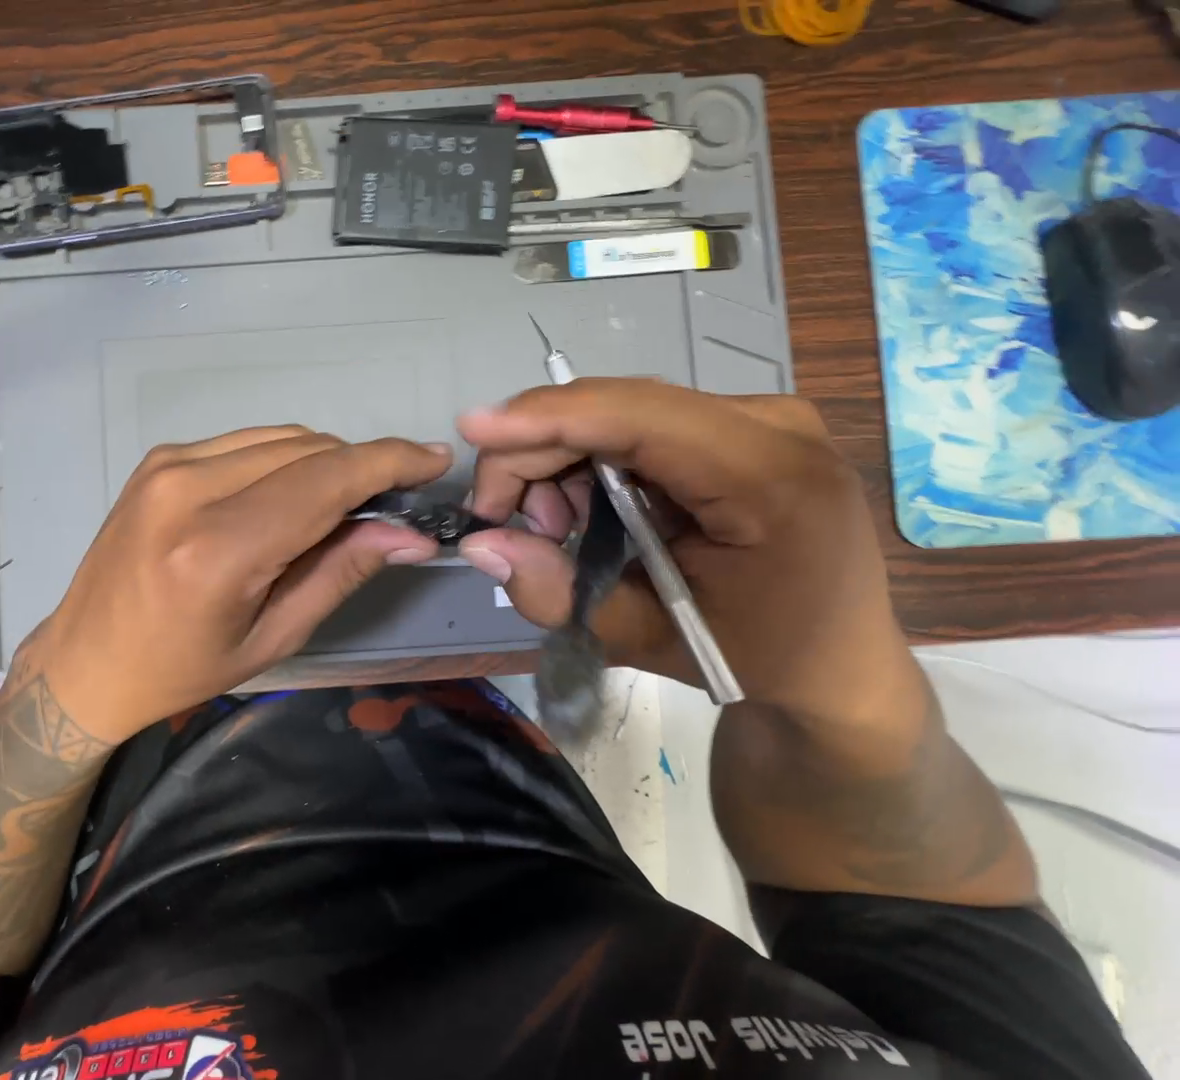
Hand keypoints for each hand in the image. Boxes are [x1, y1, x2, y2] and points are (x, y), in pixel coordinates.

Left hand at [24, 426, 451, 743]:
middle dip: (359, 469)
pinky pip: (244, 443)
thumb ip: (341, 572)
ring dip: (322, 463)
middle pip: (307, 449)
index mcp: (217, 549)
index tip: (434, 461)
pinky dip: (280, 461)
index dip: (389, 463)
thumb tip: (410, 533)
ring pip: (278, 439)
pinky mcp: (158, 460)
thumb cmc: (181, 669)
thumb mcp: (271, 637)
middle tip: (385, 510)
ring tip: (336, 510)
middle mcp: (188, 489)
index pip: (324, 480)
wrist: (87, 660)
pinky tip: (283, 499)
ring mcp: (167, 466)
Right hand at [456, 379, 923, 724]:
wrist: (836, 662)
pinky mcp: (739, 428)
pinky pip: (636, 427)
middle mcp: (770, 426)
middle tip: (505, 521)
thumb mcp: (645, 639)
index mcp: (770, 477)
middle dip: (539, 457)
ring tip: (556, 531)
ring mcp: (758, 420)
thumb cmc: (754, 658)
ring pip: (618, 414)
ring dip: (561, 465)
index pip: (639, 418)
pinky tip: (587, 514)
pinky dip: (589, 464)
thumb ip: (558, 592)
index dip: (547, 418)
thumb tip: (481, 544)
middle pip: (617, 409)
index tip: (471, 430)